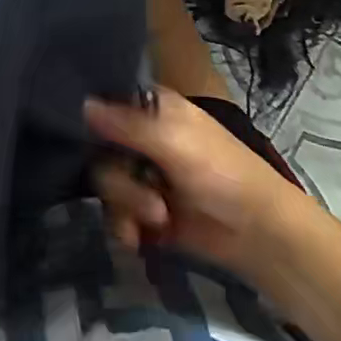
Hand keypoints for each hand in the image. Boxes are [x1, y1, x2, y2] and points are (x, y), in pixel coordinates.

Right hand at [85, 88, 313, 276]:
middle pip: (99, 150)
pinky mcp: (144, 209)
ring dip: (125, 205)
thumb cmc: (223, 173)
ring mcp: (143, 174)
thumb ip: (127, 124)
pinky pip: (114, 212)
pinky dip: (124, 225)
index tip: (88, 140)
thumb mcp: (174, 142)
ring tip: (155, 219)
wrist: (258, 233)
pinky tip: (138, 238)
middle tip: (147, 198)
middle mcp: (142, 137)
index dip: (91, 120)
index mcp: (152, 110)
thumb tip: (82, 104)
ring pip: (106, 183)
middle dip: (119, 180)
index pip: (106, 103)